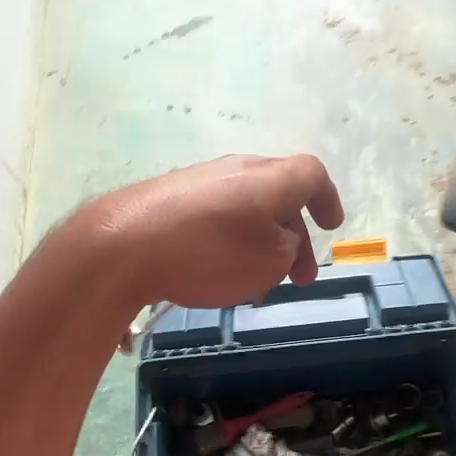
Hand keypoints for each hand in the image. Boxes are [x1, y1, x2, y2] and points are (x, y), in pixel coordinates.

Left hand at [78, 154, 344, 308]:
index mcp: (270, 178)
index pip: (312, 175)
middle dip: (295, 237)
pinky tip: (220, 276)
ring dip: (262, 244)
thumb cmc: (210, 254)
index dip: (327, 200)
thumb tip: (278, 238)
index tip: (332, 227)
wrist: (124, 246)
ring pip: (247, 209)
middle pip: (279, 194)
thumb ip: (287, 248)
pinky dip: (232, 243)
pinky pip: (216, 217)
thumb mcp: (268, 262)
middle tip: (300, 278)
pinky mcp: (170, 199)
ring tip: (259, 285)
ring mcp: (200, 181)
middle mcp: (237, 170)